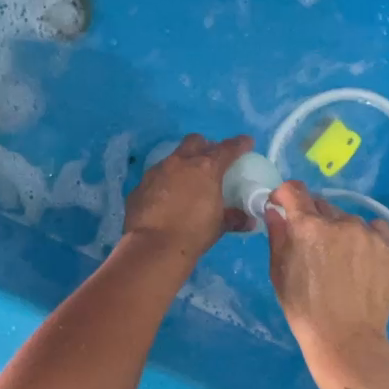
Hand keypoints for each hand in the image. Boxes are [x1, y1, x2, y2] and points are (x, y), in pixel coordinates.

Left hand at [121, 133, 253, 258]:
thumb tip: (248, 220)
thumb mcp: (219, 226)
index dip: (239, 144)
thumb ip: (234, 218)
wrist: (153, 246)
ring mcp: (156, 171)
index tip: (246, 143)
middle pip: (195, 141)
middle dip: (205, 146)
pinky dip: (164, 183)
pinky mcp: (140, 185)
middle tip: (211, 160)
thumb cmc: (193, 233)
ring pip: (172, 158)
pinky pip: (155, 177)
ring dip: (182, 165)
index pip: (227, 148)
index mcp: (205, 168)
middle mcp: (180, 162)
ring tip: (187, 182)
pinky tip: (165, 198)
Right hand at [263, 181, 388, 360]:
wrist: (345, 338)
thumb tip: (275, 211)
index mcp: (309, 227)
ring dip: (340, 230)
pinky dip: (367, 238)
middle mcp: (342, 222)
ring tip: (340, 258)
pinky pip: (377, 231)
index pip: (295, 191)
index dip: (285, 194)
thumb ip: (277, 236)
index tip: (282, 204)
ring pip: (350, 219)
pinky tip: (362, 259)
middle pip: (323, 205)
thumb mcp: (279, 272)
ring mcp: (370, 234)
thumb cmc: (304, 308)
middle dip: (313, 218)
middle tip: (312, 243)